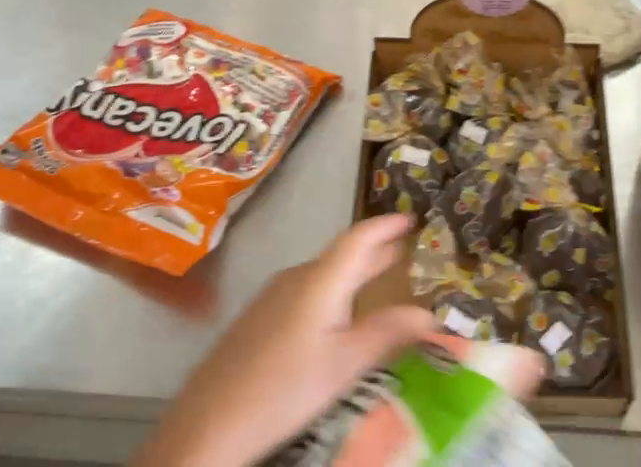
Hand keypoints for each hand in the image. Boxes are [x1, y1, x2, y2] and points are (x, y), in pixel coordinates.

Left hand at [134, 214, 435, 466]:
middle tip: (407, 248)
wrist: (209, 422)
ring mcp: (274, 296)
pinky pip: (307, 289)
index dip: (386, 225)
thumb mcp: (345, 364)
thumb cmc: (286, 388)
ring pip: (324, 274)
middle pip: (342, 255)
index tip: (412, 217)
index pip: (359, 238)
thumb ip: (388, 333)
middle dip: (376, 250)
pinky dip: (334, 289)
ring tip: (381, 277)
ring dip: (354, 271)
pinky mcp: (260, 317)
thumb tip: (431, 313)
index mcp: (322, 280)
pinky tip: (338, 313)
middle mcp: (297, 277)